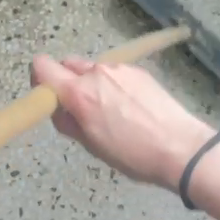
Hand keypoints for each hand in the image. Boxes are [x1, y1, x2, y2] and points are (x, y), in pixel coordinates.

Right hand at [31, 55, 216, 189]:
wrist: (180, 147)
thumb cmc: (132, 154)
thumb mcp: (92, 146)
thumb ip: (69, 122)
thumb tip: (59, 109)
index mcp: (79, 93)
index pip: (42, 66)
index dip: (39, 78)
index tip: (48, 97)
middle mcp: (96, 73)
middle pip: (67, 64)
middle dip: (67, 82)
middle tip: (80, 108)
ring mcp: (119, 68)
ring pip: (92, 69)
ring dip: (92, 83)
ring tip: (111, 111)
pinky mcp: (138, 69)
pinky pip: (114, 72)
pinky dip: (113, 84)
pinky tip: (130, 107)